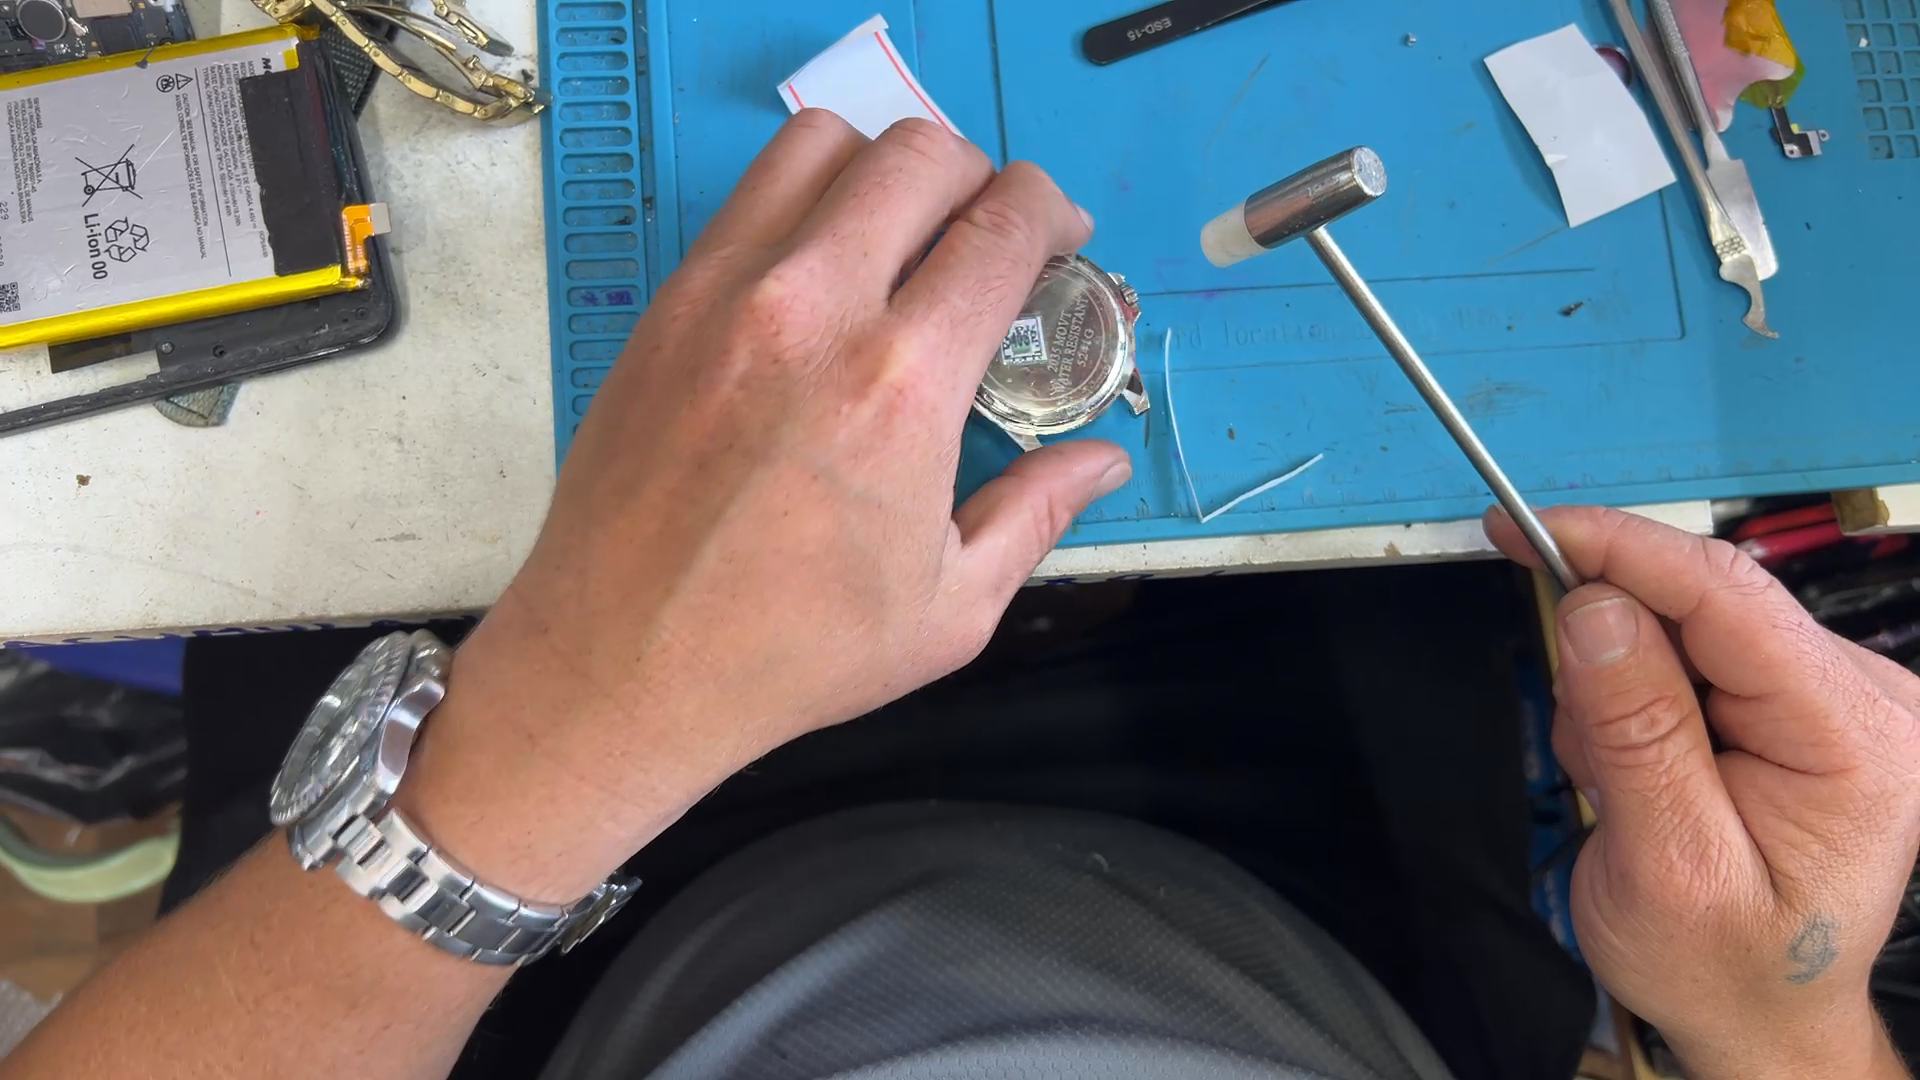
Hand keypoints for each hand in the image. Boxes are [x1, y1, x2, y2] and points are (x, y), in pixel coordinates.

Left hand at [396, 112, 1129, 898]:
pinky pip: (749, 196)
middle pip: (919, 156)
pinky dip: (809, 200)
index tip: (1061, 240)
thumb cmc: (796, 653)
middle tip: (991, 243)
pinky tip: (821, 277)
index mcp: (902, 386)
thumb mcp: (951, 609)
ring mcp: (723, 294)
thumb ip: (1038, 513)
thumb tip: (1105, 461)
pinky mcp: (666, 306)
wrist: (622, 666)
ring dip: (889, 173)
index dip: (1050, 212)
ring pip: (824, 145)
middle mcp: (812, 309)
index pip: (999, 228)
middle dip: (981, 179)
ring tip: (905, 242)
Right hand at [1487, 506, 1919, 1078]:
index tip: (1514, 528)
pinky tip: (1628, 764)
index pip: (1721, 596)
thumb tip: (1591, 609)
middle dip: (1599, 648)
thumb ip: (1634, 730)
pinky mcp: (1774, 699)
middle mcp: (1856, 696)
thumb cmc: (1715, 956)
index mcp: (1851, 738)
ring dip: (1603, 690)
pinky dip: (1613, 698)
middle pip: (1693, 599)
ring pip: (1661, 625)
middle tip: (1583, 747)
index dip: (1611, 546)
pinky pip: (1660, 654)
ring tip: (1615, 778)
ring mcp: (1818, 695)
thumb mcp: (1663, 855)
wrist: (1754, 1011)